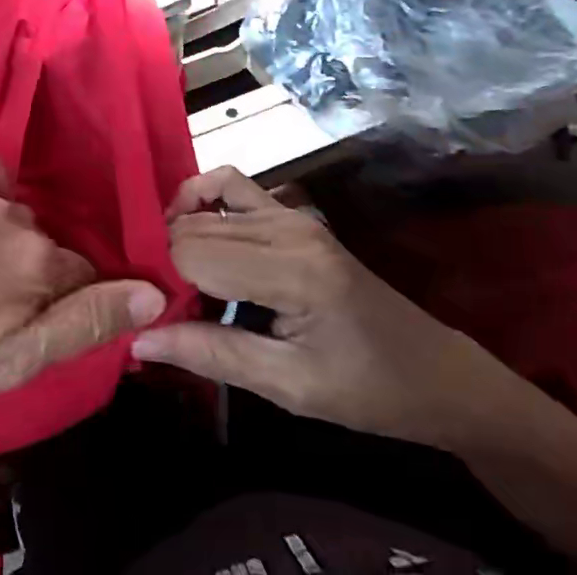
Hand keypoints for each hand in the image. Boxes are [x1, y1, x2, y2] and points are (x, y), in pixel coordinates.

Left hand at [0, 150, 166, 430]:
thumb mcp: (11, 363)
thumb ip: (87, 323)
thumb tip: (154, 291)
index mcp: (43, 264)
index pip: (88, 279)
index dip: (75, 306)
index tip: (44, 329)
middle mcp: (19, 220)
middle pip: (52, 248)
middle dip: (40, 280)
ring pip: (19, 219)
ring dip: (11, 246)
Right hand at [131, 167, 523, 448]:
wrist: (435, 374)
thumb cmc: (368, 390)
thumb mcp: (288, 386)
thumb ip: (212, 354)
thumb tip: (141, 339)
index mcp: (290, 270)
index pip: (193, 253)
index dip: (160, 282)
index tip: (146, 317)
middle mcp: (288, 227)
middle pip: (195, 225)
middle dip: (163, 260)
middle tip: (149, 304)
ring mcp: (293, 215)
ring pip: (208, 203)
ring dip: (178, 232)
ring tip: (167, 275)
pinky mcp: (295, 217)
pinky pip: (234, 187)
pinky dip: (203, 200)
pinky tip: (194, 233)